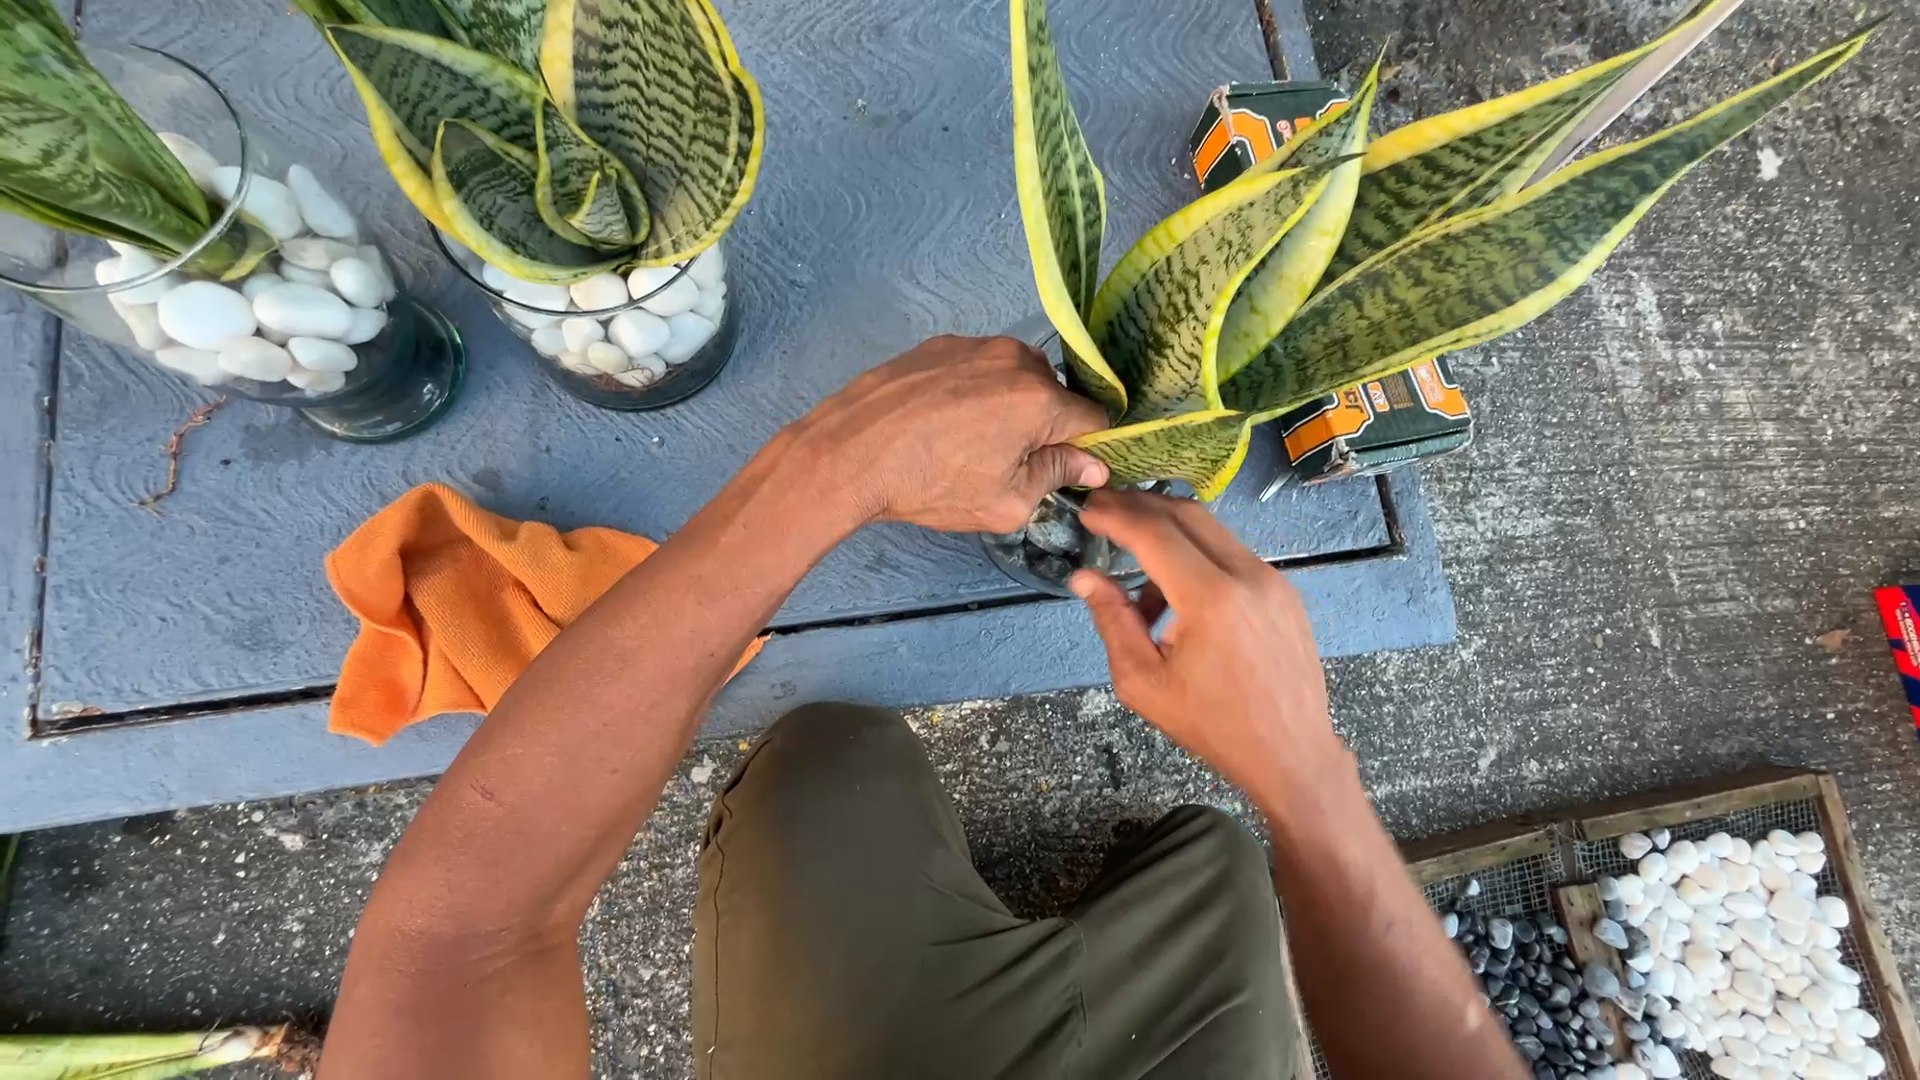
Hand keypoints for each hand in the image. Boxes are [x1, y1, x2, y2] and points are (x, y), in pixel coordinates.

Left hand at [787, 335, 1110, 532]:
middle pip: (1054, 394)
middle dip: (1044, 426)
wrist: (850, 453)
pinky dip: (973, 392)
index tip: (1068, 468)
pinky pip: (977, 368)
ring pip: (1014, 377)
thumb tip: (1092, 464)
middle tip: (1007, 461)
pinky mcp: (940, 345)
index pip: (1094, 419)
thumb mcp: (1005, 502)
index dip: (1088, 448)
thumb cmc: (930, 484)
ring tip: (966, 441)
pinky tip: (941, 421)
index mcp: (1040, 399)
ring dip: (1008, 406)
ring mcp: (974, 346)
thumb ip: (1056, 476)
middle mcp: (1014, 359)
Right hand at [1070, 491, 1343, 804]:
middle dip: (1139, 506)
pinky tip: (1174, 593)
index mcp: (1212, 599)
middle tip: (1103, 511)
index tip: (1087, 509)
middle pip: (1185, 514)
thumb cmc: (1212, 724)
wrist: (1291, 754)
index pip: (1155, 533)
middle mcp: (1248, 575)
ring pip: (1210, 529)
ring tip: (1134, 567)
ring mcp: (1272, 579)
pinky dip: (1194, 555)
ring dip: (1166, 532)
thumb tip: (1084, 577)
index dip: (1116, 515)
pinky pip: (1230, 553)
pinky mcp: (1282, 590)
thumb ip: (1112, 621)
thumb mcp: (1144, 682)